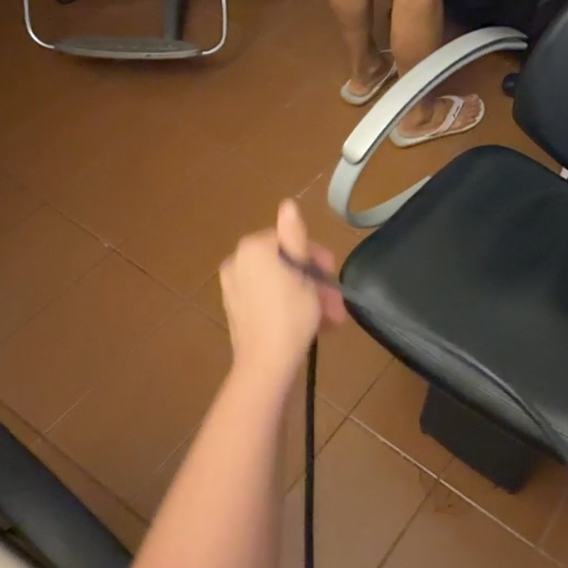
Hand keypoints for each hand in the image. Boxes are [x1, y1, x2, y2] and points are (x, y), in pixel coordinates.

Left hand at [217, 200, 345, 384]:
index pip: (292, 239)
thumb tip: (287, 203)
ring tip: (328, 320)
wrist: (266, 364)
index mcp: (254, 248)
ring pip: (281, 281)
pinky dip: (288, 304)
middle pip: (287, 261)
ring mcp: (234, 286)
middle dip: (314, 282)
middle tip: (334, 305)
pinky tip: (308, 324)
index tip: (331, 278)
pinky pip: (268, 296)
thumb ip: (295, 237)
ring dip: (308, 296)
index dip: (316, 258)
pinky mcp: (235, 307)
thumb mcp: (303, 273)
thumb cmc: (291, 315)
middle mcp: (238, 261)